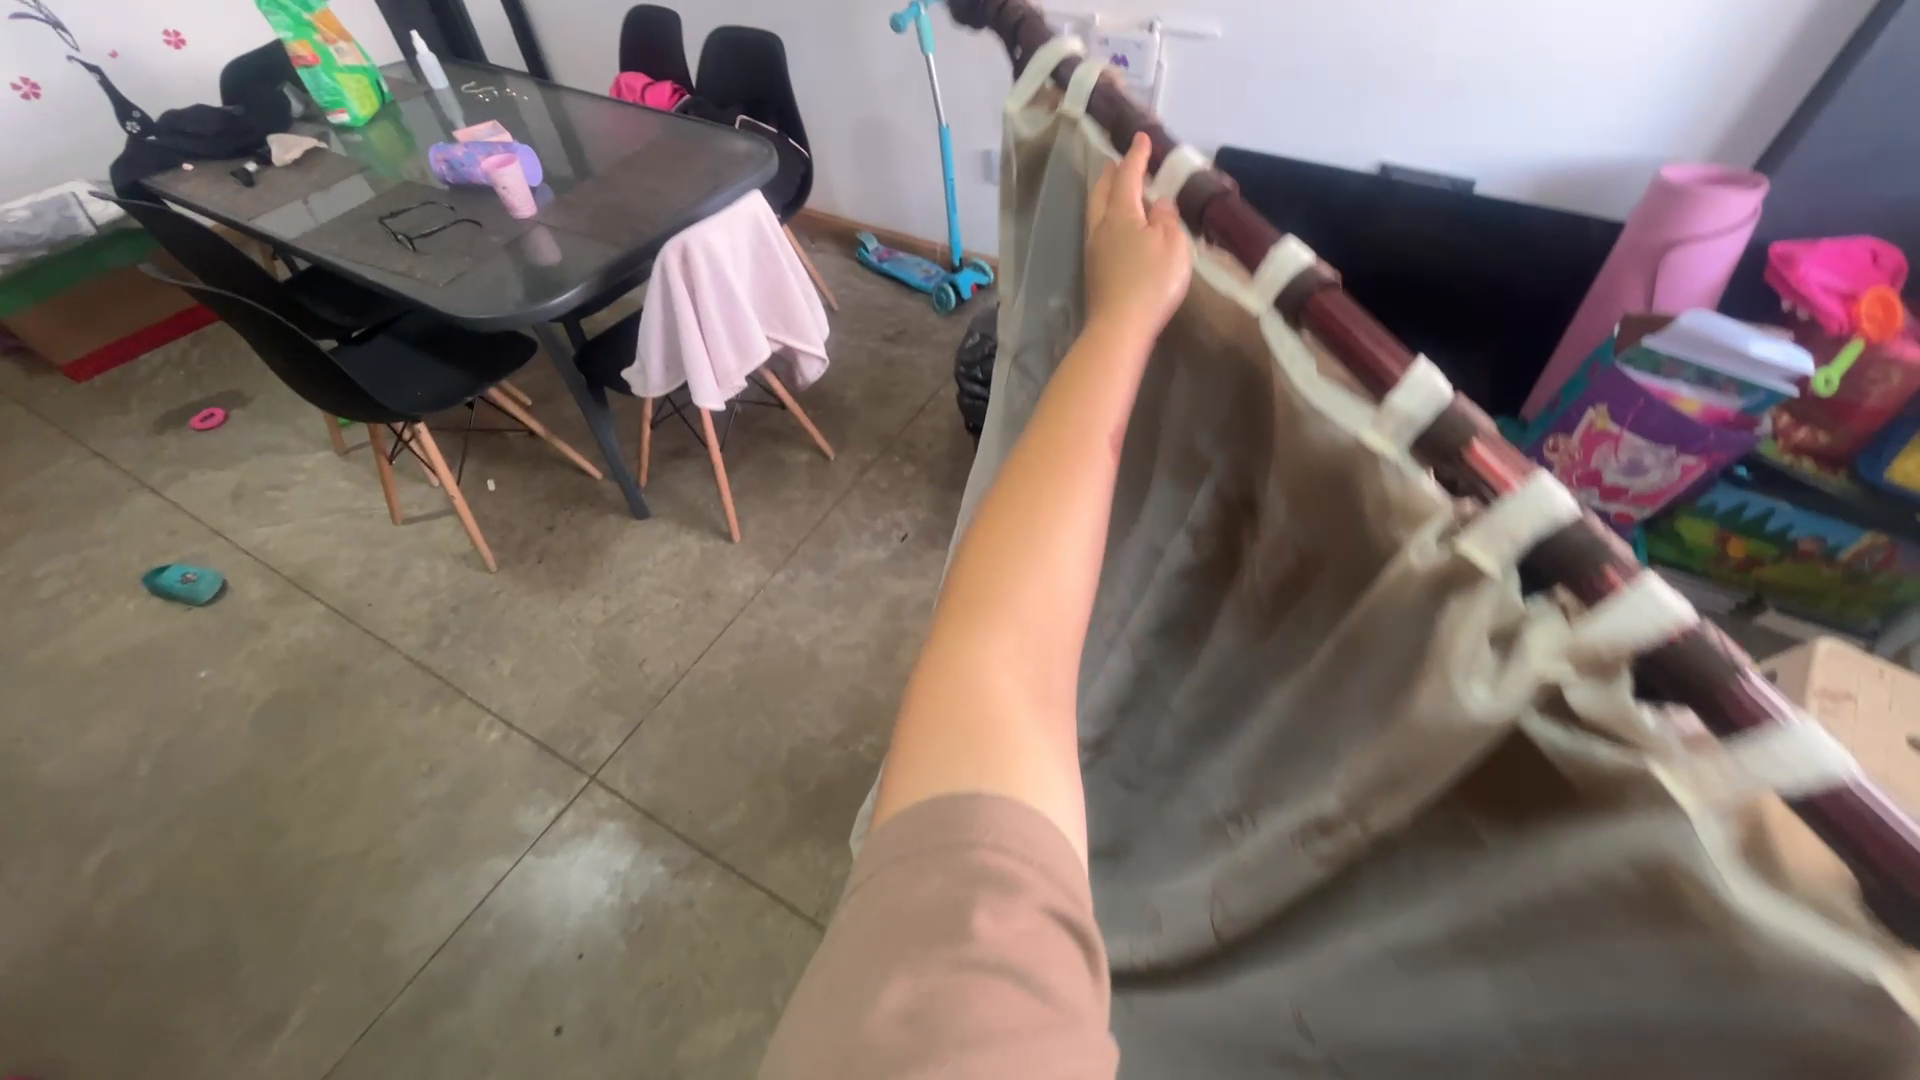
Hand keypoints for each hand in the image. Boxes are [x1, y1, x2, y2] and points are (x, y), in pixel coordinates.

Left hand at [1085, 132, 1191, 340]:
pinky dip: (1105, 218)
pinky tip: (1114, 226)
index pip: (1127, 176)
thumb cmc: (1151, 283)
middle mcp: (1100, 227)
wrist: (1119, 328)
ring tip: (1114, 189)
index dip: (1136, 156)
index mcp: (1120, 214)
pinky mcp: (1093, 272)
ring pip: (1096, 213)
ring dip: (1105, 196)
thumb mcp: (1171, 244)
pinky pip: (1098, 232)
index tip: (1140, 138)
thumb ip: (1166, 218)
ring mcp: (1093, 251)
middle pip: (1102, 192)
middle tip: (1118, 161)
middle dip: (1111, 174)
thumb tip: (1156, 204)